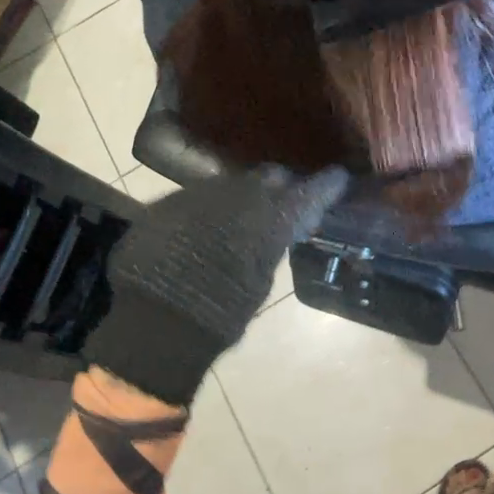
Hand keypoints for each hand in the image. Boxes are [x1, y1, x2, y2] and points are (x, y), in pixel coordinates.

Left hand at [84, 166, 348, 405]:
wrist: (154, 317)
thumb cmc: (220, 313)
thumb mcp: (258, 283)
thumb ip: (268, 249)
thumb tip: (273, 236)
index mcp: (271, 217)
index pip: (309, 192)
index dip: (326, 186)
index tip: (339, 178)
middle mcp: (239, 194)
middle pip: (268, 177)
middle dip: (279, 185)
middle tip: (284, 199)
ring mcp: (200, 193)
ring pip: (231, 183)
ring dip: (240, 197)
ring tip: (240, 217)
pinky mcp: (169, 201)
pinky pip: (199, 197)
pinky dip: (209, 209)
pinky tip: (205, 229)